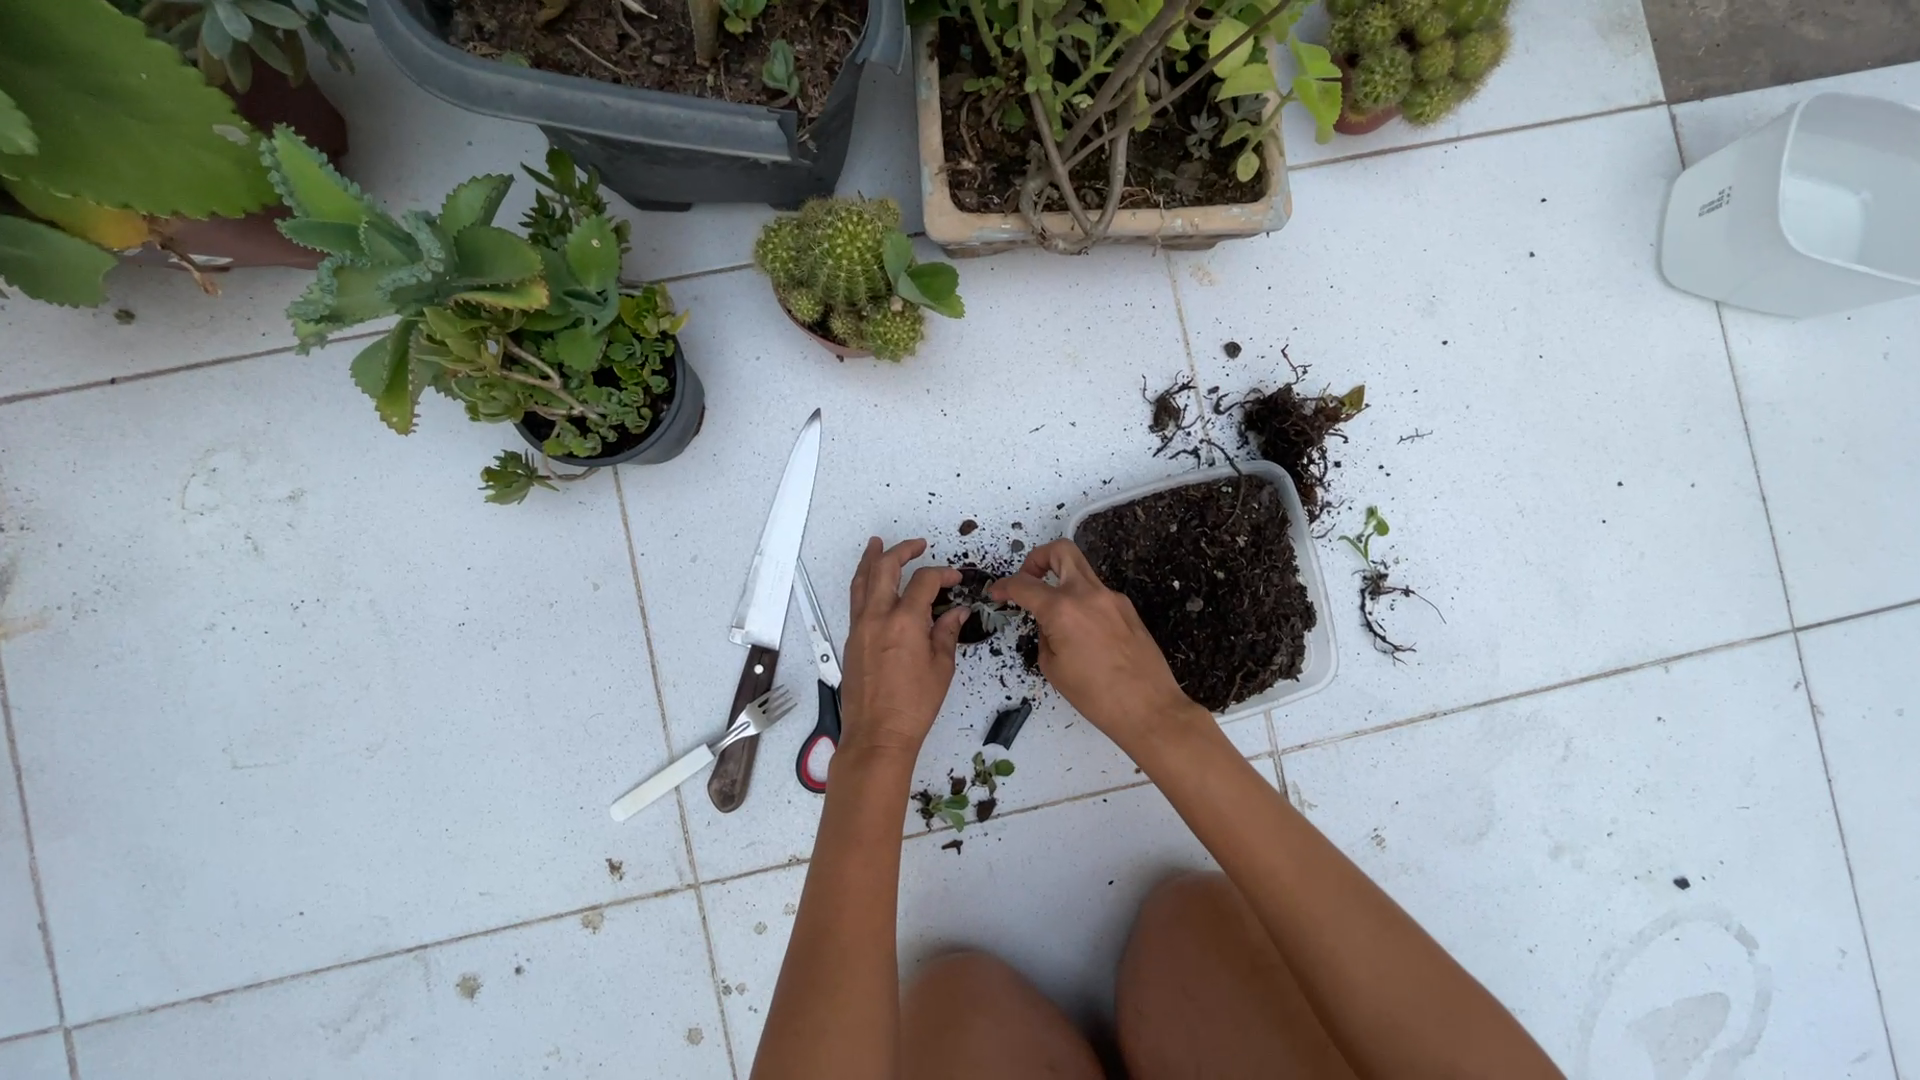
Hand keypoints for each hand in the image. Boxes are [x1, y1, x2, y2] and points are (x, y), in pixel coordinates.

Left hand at [838, 538, 970, 756]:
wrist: (878, 734)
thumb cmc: (912, 706)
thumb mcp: (941, 667)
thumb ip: (947, 632)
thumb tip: (956, 612)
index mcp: (904, 622)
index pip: (924, 581)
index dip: (942, 574)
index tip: (954, 578)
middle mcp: (877, 618)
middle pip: (884, 568)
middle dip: (901, 551)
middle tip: (916, 545)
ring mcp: (859, 628)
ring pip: (861, 581)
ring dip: (871, 560)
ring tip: (876, 545)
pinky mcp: (850, 640)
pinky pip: (855, 601)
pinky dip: (864, 584)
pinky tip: (871, 583)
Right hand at [989, 540, 1209, 752]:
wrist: (1148, 707)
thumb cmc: (1096, 695)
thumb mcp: (1052, 667)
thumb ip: (1044, 634)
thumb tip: (1049, 622)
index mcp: (1062, 609)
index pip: (1024, 584)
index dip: (1004, 586)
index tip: (997, 593)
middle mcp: (1088, 594)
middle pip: (1060, 550)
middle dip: (1037, 558)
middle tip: (1029, 580)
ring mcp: (1112, 598)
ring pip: (1081, 571)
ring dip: (1062, 581)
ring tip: (1055, 616)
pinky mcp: (1127, 609)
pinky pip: (1097, 594)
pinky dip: (1082, 602)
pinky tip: (1083, 634)